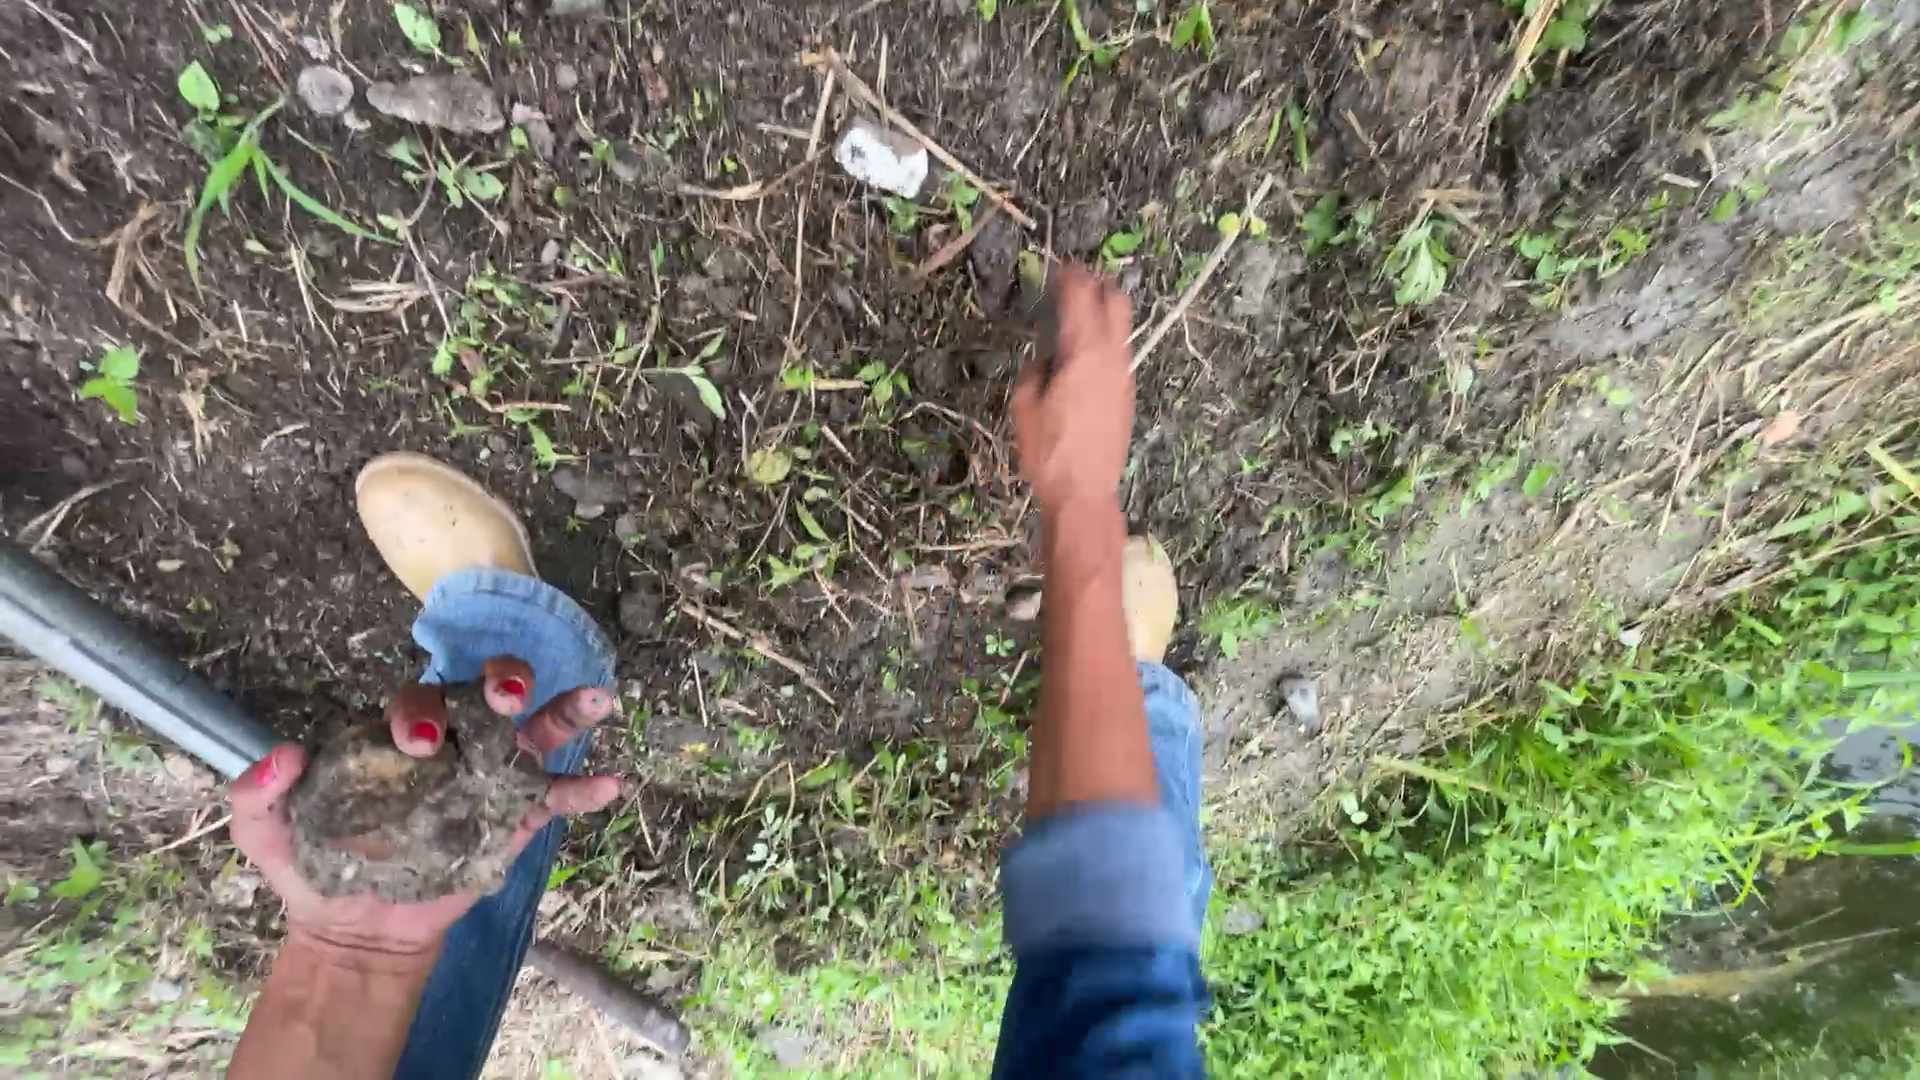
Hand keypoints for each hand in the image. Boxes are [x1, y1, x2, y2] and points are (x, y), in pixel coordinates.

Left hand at [228, 656, 621, 957]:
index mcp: (409, 732)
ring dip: (569, 710)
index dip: (425, 706)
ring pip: (542, 729)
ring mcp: (498, 775)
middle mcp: (462, 741)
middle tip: (508, 695)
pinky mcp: (521, 816)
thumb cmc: (320, 865)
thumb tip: (284, 754)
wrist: (358, 930)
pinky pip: (559, 795)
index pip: (424, 696)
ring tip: (598, 699)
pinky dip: (586, 788)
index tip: (420, 742)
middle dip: (506, 680)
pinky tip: (610, 784)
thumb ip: (260, 795)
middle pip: (493, 693)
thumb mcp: (271, 833)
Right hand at [1011, 265, 1135, 515]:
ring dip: (1103, 313)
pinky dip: (1105, 340)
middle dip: (1097, 285)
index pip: (1081, 298)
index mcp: (1084, 354)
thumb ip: (1035, 372)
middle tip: (1074, 283)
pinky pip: (1119, 353)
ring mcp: (1124, 376)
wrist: (1084, 492)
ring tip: (1079, 315)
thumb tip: (1046, 360)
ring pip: (1122, 328)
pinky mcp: (1126, 395)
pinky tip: (1085, 353)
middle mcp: (1112, 357)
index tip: (1059, 267)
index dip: (1070, 277)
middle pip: (1116, 302)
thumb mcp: (1025, 407)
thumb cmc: (1049, 452)